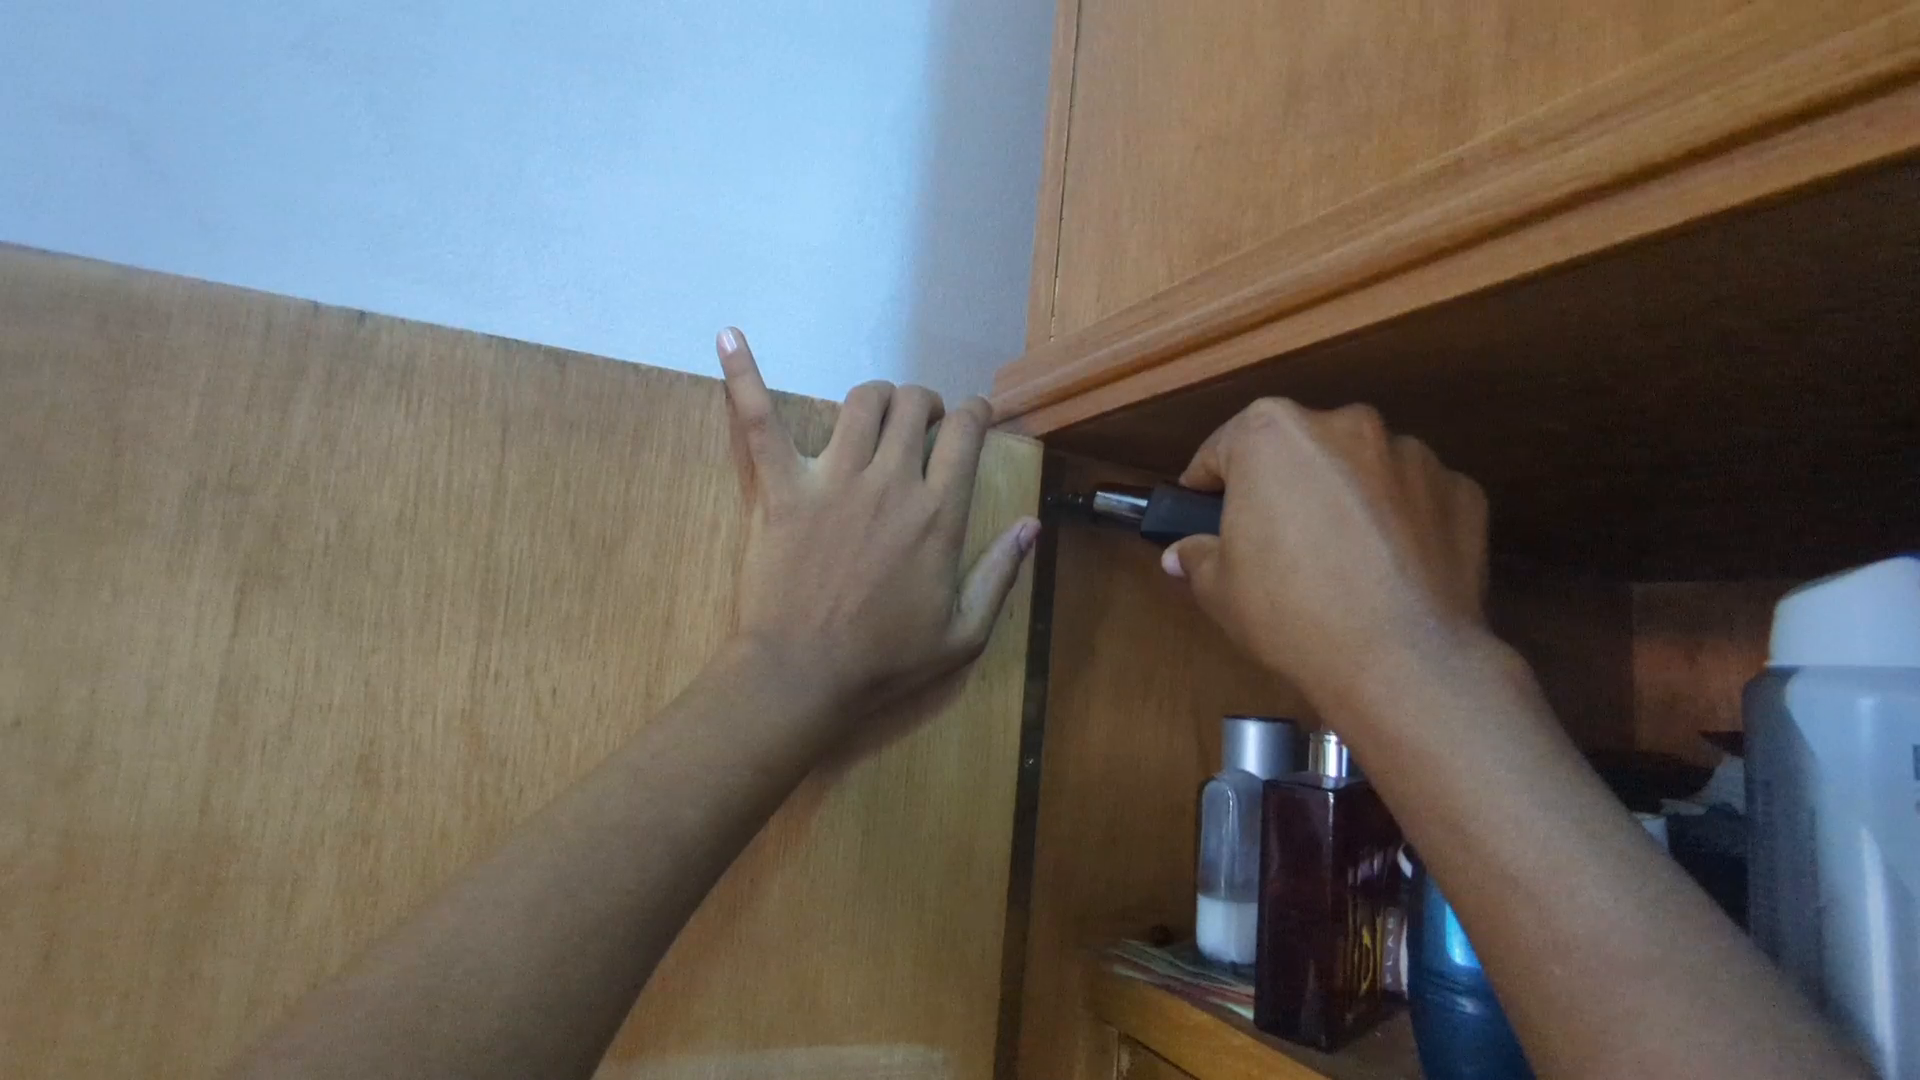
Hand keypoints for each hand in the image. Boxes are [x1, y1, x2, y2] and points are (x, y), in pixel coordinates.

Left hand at [717, 328, 1039, 728]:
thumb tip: (1032, 525)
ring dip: (876, 396)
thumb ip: (1001, 573)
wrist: (804, 677)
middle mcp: (891, 482)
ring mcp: (832, 479)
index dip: (975, 413)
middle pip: (914, 407)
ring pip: (861, 403)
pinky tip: (729, 335)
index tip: (974, 416)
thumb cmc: (885, 661)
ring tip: (877, 410)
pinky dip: (742, 376)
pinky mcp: (780, 488)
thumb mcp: (964, 633)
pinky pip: (758, 420)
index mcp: (938, 514)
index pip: (966, 435)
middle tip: (922, 423)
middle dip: (926, 404)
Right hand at [1161, 399, 1487, 712]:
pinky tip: (1387, 569)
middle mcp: (1346, 426)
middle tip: (1272, 541)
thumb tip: (1182, 555)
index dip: (1207, 485)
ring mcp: (1411, 455)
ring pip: (1358, 470)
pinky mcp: (1461, 490)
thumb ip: (1196, 556)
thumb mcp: (1217, 588)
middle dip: (1281, 485)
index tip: (1204, 514)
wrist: (1401, 661)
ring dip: (1342, 498)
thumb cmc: (1289, 611)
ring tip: (1338, 559)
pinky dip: (1396, 521)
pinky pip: (1412, 498)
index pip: (1222, 448)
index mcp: (1274, 434)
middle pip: (1297, 451)